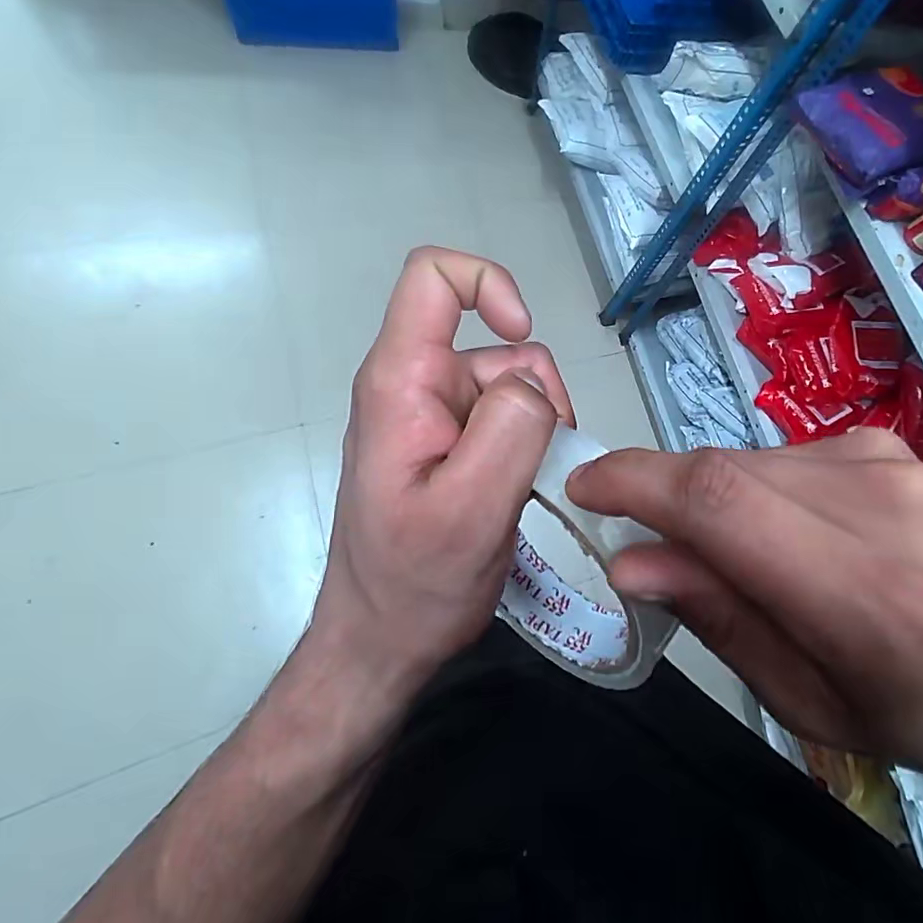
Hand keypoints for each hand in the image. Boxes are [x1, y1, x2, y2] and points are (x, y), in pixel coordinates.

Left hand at [307, 246, 572, 690]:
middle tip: (540, 466)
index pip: (433, 279)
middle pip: (495, 347)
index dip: (487, 284)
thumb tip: (536, 384)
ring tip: (529, 488)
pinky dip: (529, 446)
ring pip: (512, 387)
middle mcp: (413, 386)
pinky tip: (524, 489)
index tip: (523, 336)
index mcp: (400, 383)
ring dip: (538, 428)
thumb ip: (510, 428)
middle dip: (537, 397)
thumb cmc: (414, 584)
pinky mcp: (449, 446)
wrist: (381, 643)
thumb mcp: (470, 509)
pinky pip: (507, 421)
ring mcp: (432, 418)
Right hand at [566, 429, 922, 808]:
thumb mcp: (810, 703)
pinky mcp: (887, 445)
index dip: (638, 483)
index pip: (724, 504)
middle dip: (661, 495)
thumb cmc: (922, 717)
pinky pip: (780, 458)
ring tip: (730, 556)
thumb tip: (630, 560)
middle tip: (640, 540)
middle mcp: (886, 508)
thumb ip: (720, 619)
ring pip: (747, 460)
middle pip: (725, 472)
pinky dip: (749, 490)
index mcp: (873, 600)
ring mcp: (892, 463)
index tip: (583, 485)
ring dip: (708, 498)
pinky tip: (779, 534)